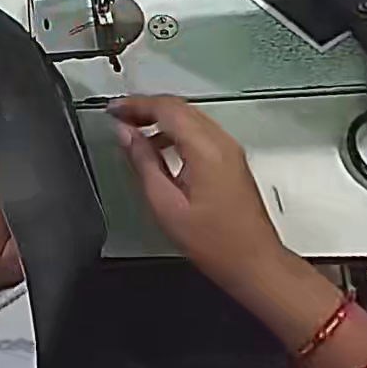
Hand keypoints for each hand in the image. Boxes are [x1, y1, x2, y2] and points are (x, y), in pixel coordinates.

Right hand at [109, 96, 285, 285]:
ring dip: (159, 116)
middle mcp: (222, 143)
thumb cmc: (215, 242)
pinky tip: (157, 145)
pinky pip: (198, 130)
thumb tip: (126, 135)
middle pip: (178, 107)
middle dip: (144, 107)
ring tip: (132, 128)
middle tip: (118, 115)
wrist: (253, 263)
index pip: (165, 108)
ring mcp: (229, 150)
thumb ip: (142, 162)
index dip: (134, 105)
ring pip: (189, 116)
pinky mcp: (231, 159)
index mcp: (205, 150)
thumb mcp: (164, 203)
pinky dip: (174, 129)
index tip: (112, 110)